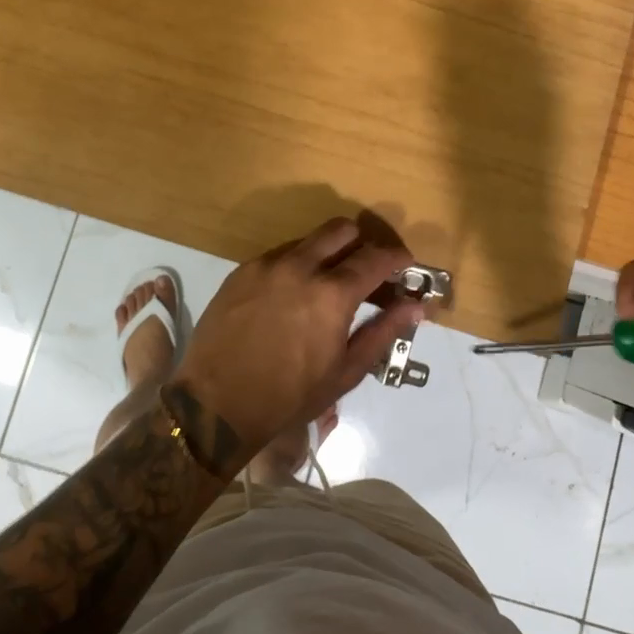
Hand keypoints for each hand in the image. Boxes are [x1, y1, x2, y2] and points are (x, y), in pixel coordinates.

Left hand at [170, 214, 426, 456]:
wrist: (217, 403)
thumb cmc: (289, 396)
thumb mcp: (345, 371)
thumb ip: (383, 331)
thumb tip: (416, 306)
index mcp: (332, 293)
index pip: (375, 258)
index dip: (396, 258)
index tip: (404, 265)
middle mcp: (300, 267)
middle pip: (341, 229)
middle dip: (360, 244)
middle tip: (365, 271)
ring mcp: (266, 265)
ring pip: (308, 240)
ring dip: (326, 253)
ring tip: (326, 286)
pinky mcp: (241, 271)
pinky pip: (278, 255)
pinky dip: (295, 266)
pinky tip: (291, 296)